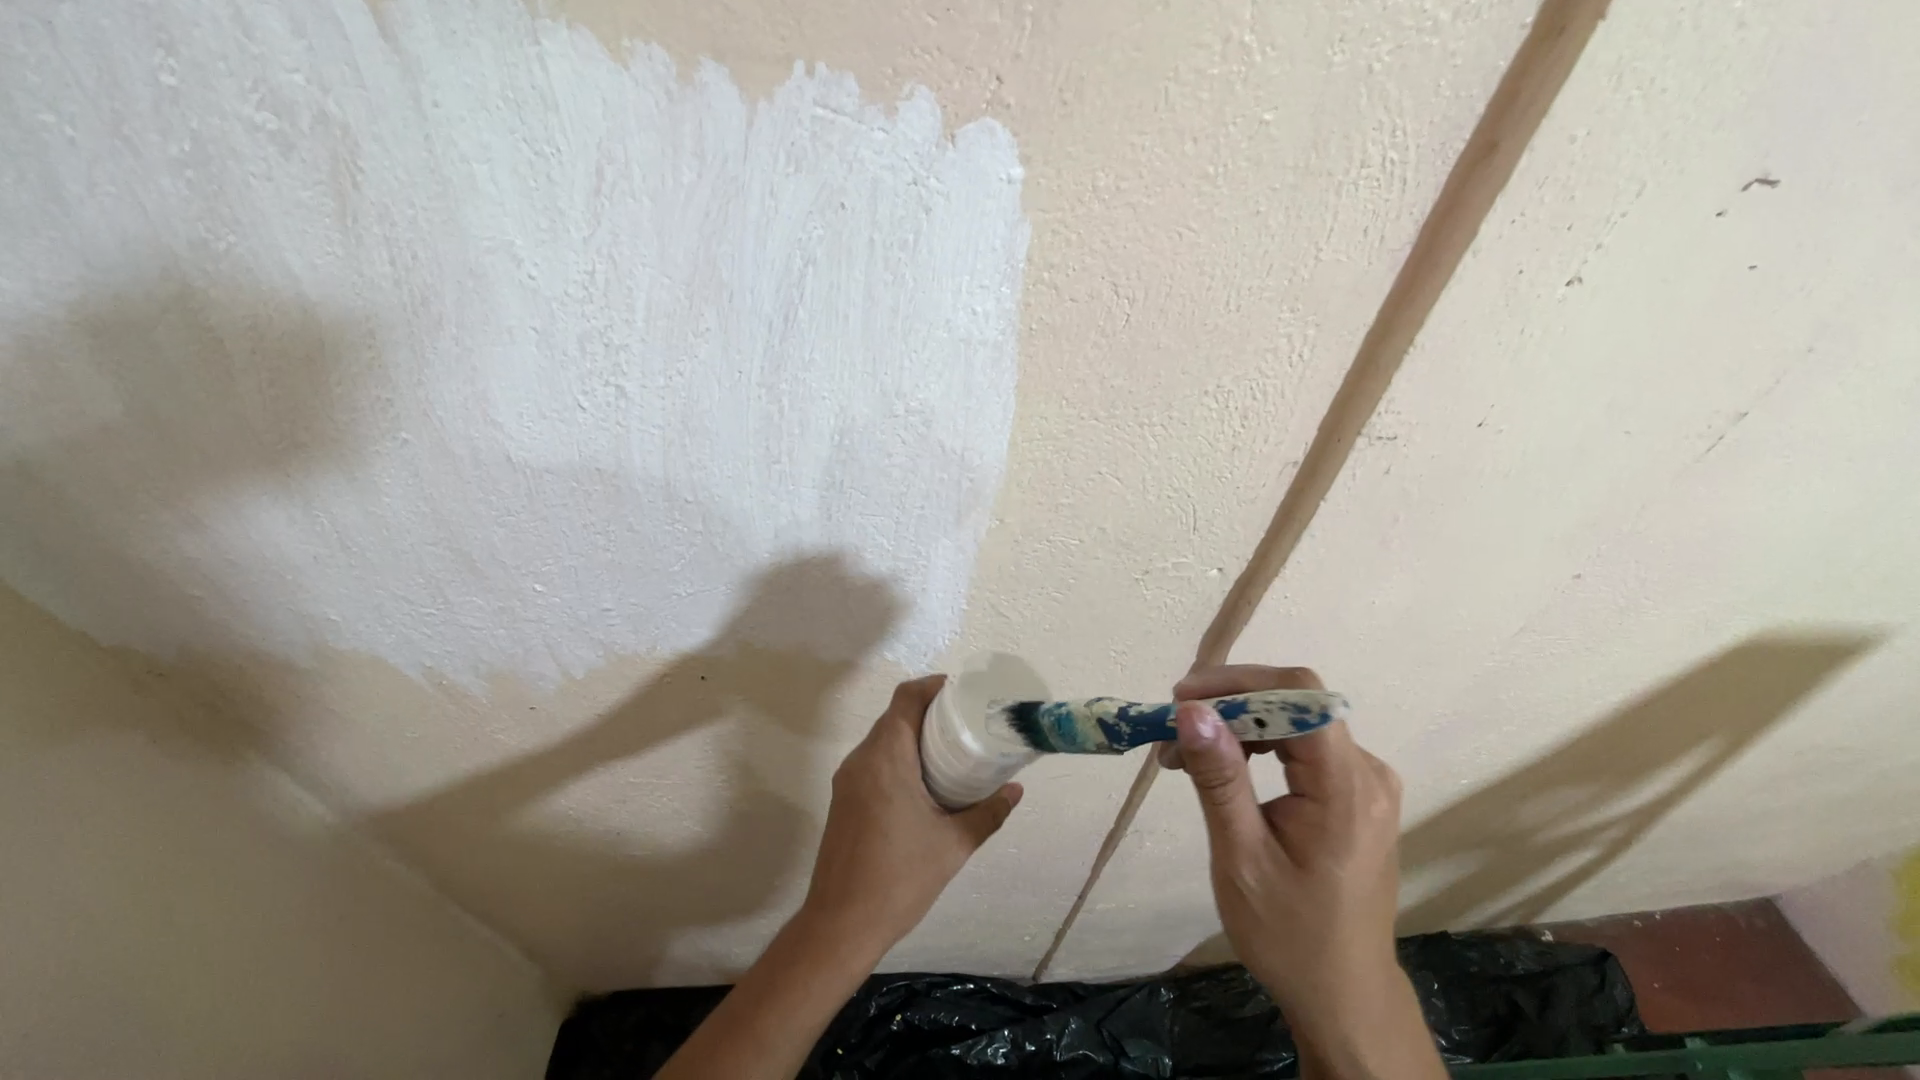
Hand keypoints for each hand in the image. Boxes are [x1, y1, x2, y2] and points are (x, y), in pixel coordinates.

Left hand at [801, 675, 1022, 956]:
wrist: (841, 924)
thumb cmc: (900, 879)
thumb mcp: (954, 845)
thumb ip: (988, 813)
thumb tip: (1015, 790)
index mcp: (886, 759)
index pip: (906, 699)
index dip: (933, 687)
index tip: (962, 693)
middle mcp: (861, 760)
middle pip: (894, 716)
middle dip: (929, 713)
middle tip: (966, 723)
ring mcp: (847, 780)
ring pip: (882, 740)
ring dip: (913, 737)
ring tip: (951, 750)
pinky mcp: (843, 799)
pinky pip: (873, 762)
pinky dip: (899, 758)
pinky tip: (924, 781)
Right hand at [1171, 665, 1441, 1078]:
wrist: (1342, 992)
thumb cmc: (1288, 933)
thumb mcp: (1241, 857)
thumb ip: (1219, 778)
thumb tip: (1191, 711)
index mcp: (1346, 787)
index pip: (1299, 694)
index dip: (1237, 682)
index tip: (1180, 700)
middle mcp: (1367, 772)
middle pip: (1295, 703)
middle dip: (1227, 707)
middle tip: (1170, 737)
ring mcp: (1365, 782)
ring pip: (1295, 722)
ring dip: (1236, 727)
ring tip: (1184, 757)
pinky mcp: (1354, 794)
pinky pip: (1303, 747)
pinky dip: (1257, 747)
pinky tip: (1221, 770)